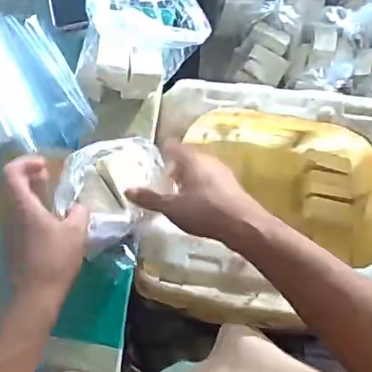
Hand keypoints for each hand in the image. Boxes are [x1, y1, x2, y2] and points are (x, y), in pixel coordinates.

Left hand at [0, 155, 89, 302]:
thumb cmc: (55, 260)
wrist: (34, 296)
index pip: (11, 172)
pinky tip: (50, 223)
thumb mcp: (76, 232)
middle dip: (30, 176)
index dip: (26, 162)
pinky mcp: (12, 246)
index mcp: (22, 206)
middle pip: (12, 186)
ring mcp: (9, 232)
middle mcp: (10, 216)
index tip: (44, 164)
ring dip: (32, 195)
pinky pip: (19, 220)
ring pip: (16, 204)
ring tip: (52, 198)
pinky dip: (32, 212)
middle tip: (48, 174)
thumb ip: (79, 213)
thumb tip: (78, 207)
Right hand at [126, 142, 269, 247]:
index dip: (162, 150)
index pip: (173, 146)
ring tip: (175, 191)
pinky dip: (199, 185)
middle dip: (174, 166)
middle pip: (187, 157)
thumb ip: (150, 198)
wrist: (244, 225)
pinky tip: (195, 201)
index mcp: (192, 159)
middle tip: (161, 178)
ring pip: (199, 168)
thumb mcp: (172, 208)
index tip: (152, 159)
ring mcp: (222, 172)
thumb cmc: (204, 211)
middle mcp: (208, 160)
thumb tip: (127, 190)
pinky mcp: (231, 185)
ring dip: (187, 177)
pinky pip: (209, 179)